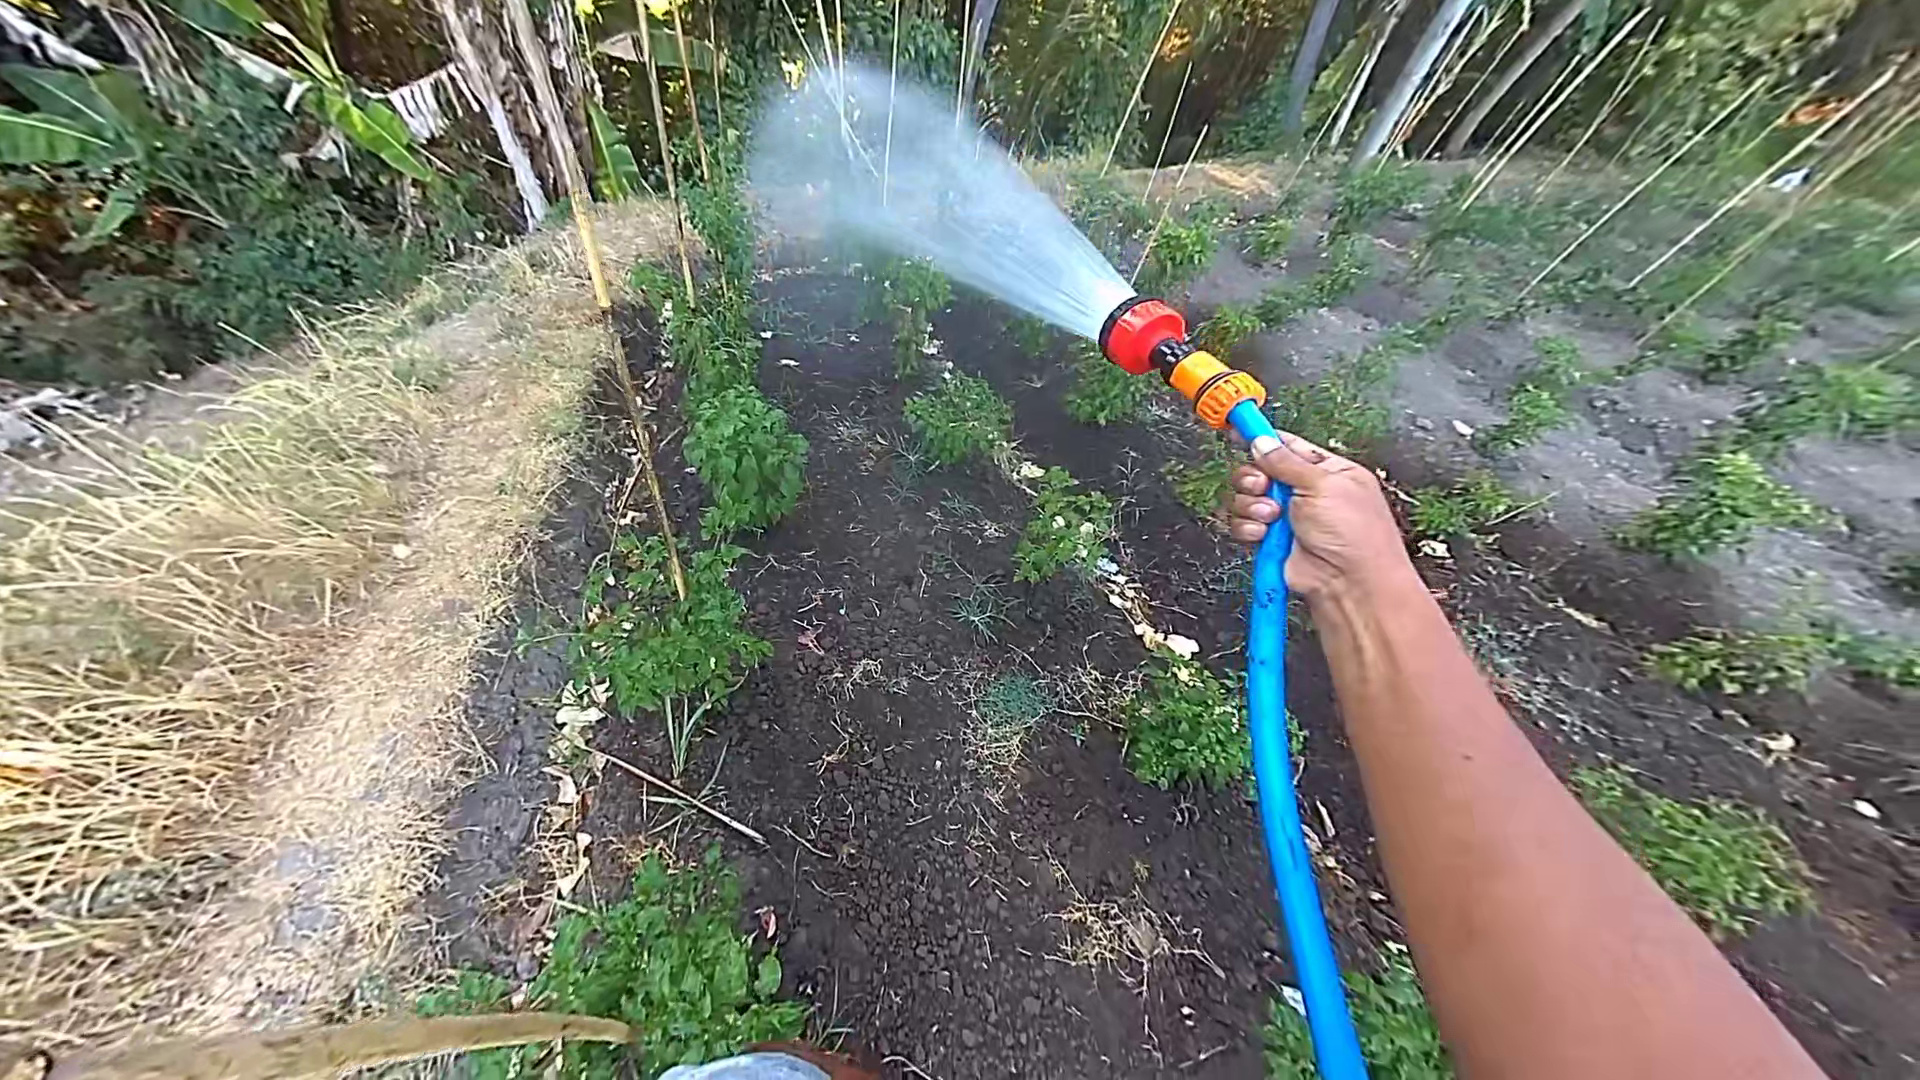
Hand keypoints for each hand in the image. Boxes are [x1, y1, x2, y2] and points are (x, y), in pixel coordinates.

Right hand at [1224, 432, 1415, 601]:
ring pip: (1245, 498)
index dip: (1262, 439)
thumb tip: (1262, 442)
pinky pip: (1241, 524)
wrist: (1347, 581)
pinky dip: (1248, 528)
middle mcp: (1303, 492)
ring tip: (1272, 518)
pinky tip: (1264, 535)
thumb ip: (1286, 462)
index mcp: (1325, 471)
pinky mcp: (1268, 539)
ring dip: (1252, 507)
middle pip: (1257, 471)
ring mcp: (1284, 516)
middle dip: (1254, 479)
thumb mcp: (1324, 484)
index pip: (1286, 446)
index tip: (1239, 429)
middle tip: (1264, 487)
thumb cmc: (1356, 535)